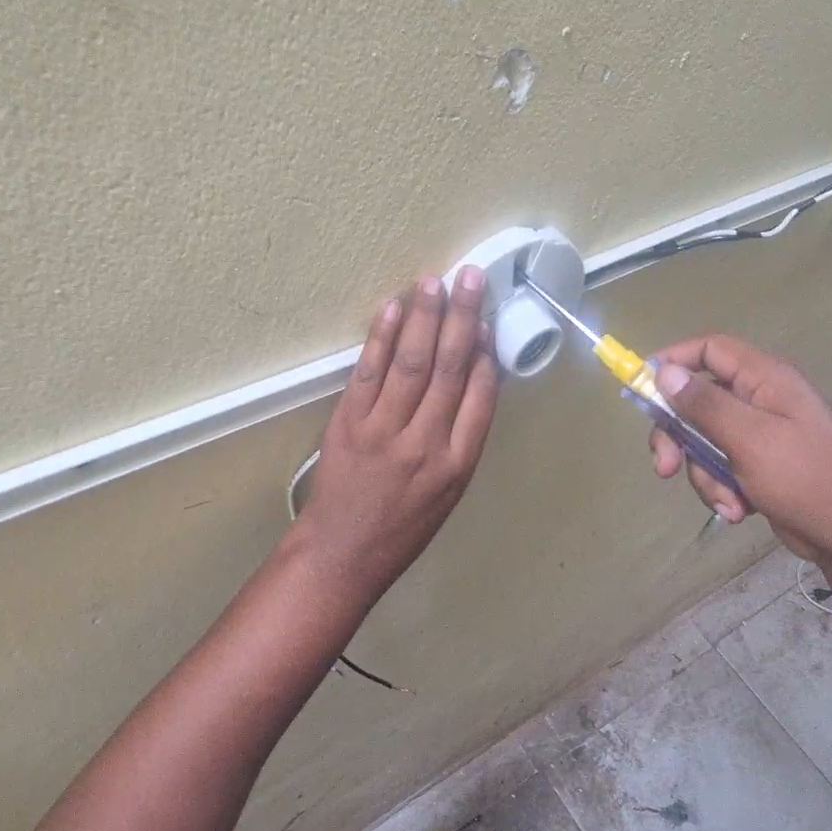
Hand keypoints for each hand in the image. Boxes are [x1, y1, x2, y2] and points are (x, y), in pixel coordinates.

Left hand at [289, 268, 501, 598]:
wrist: (343, 553)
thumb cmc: (402, 529)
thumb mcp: (449, 494)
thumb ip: (462, 439)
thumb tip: (472, 383)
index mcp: (457, 464)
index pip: (481, 397)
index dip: (487, 353)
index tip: (489, 320)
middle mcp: (425, 444)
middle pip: (450, 369)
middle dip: (463, 318)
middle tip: (472, 277)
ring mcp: (384, 431)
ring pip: (411, 363)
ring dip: (424, 317)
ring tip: (435, 282)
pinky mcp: (348, 423)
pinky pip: (368, 372)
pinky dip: (381, 338)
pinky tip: (393, 309)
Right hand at [648, 335, 831, 562]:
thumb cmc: (807, 478)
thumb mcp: (749, 439)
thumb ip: (704, 404)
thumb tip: (665, 371)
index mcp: (764, 380)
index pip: (709, 350)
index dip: (673, 362)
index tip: (640, 386)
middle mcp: (760, 401)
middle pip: (697, 402)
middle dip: (677, 438)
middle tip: (665, 468)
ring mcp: (760, 436)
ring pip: (704, 443)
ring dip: (704, 475)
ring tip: (728, 502)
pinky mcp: (759, 467)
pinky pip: (721, 469)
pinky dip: (722, 490)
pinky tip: (739, 510)